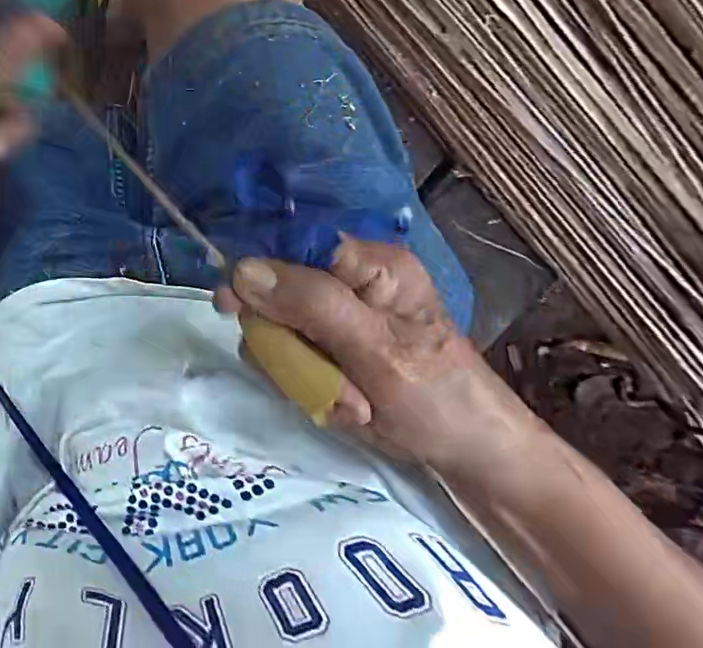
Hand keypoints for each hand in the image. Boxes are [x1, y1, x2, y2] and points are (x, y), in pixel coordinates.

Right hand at [215, 237, 542, 472]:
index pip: (293, 245)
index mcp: (368, 263)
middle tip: (306, 374)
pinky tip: (340, 405)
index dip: (257, 272)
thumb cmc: (440, 398)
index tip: (232, 306)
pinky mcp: (325, 347)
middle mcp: (346, 281)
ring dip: (299, 372)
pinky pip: (285, 355)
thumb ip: (311, 304)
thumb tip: (243, 270)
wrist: (470, 458)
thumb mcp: (376, 349)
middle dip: (287, 343)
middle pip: (273, 291)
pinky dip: (304, 385)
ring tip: (346, 402)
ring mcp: (333, 316)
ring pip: (274, 328)